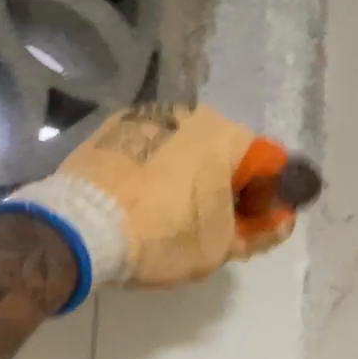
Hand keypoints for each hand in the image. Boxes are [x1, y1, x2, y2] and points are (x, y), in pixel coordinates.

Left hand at [0, 105, 312, 305]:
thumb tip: (278, 220)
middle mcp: (185, 112)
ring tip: (166, 218)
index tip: (256, 229)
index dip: (269, 199)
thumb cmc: (161, 235)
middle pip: (219, 154)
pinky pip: (141, 154)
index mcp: (224, 133)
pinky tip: (136, 205)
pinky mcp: (103, 132)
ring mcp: (139, 118)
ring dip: (182, 179)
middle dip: (222, 188)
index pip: (267, 164)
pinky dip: (147, 174)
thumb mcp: (219, 246)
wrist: (80, 227)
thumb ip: (258, 231)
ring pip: (178, 152)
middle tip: (210, 228)